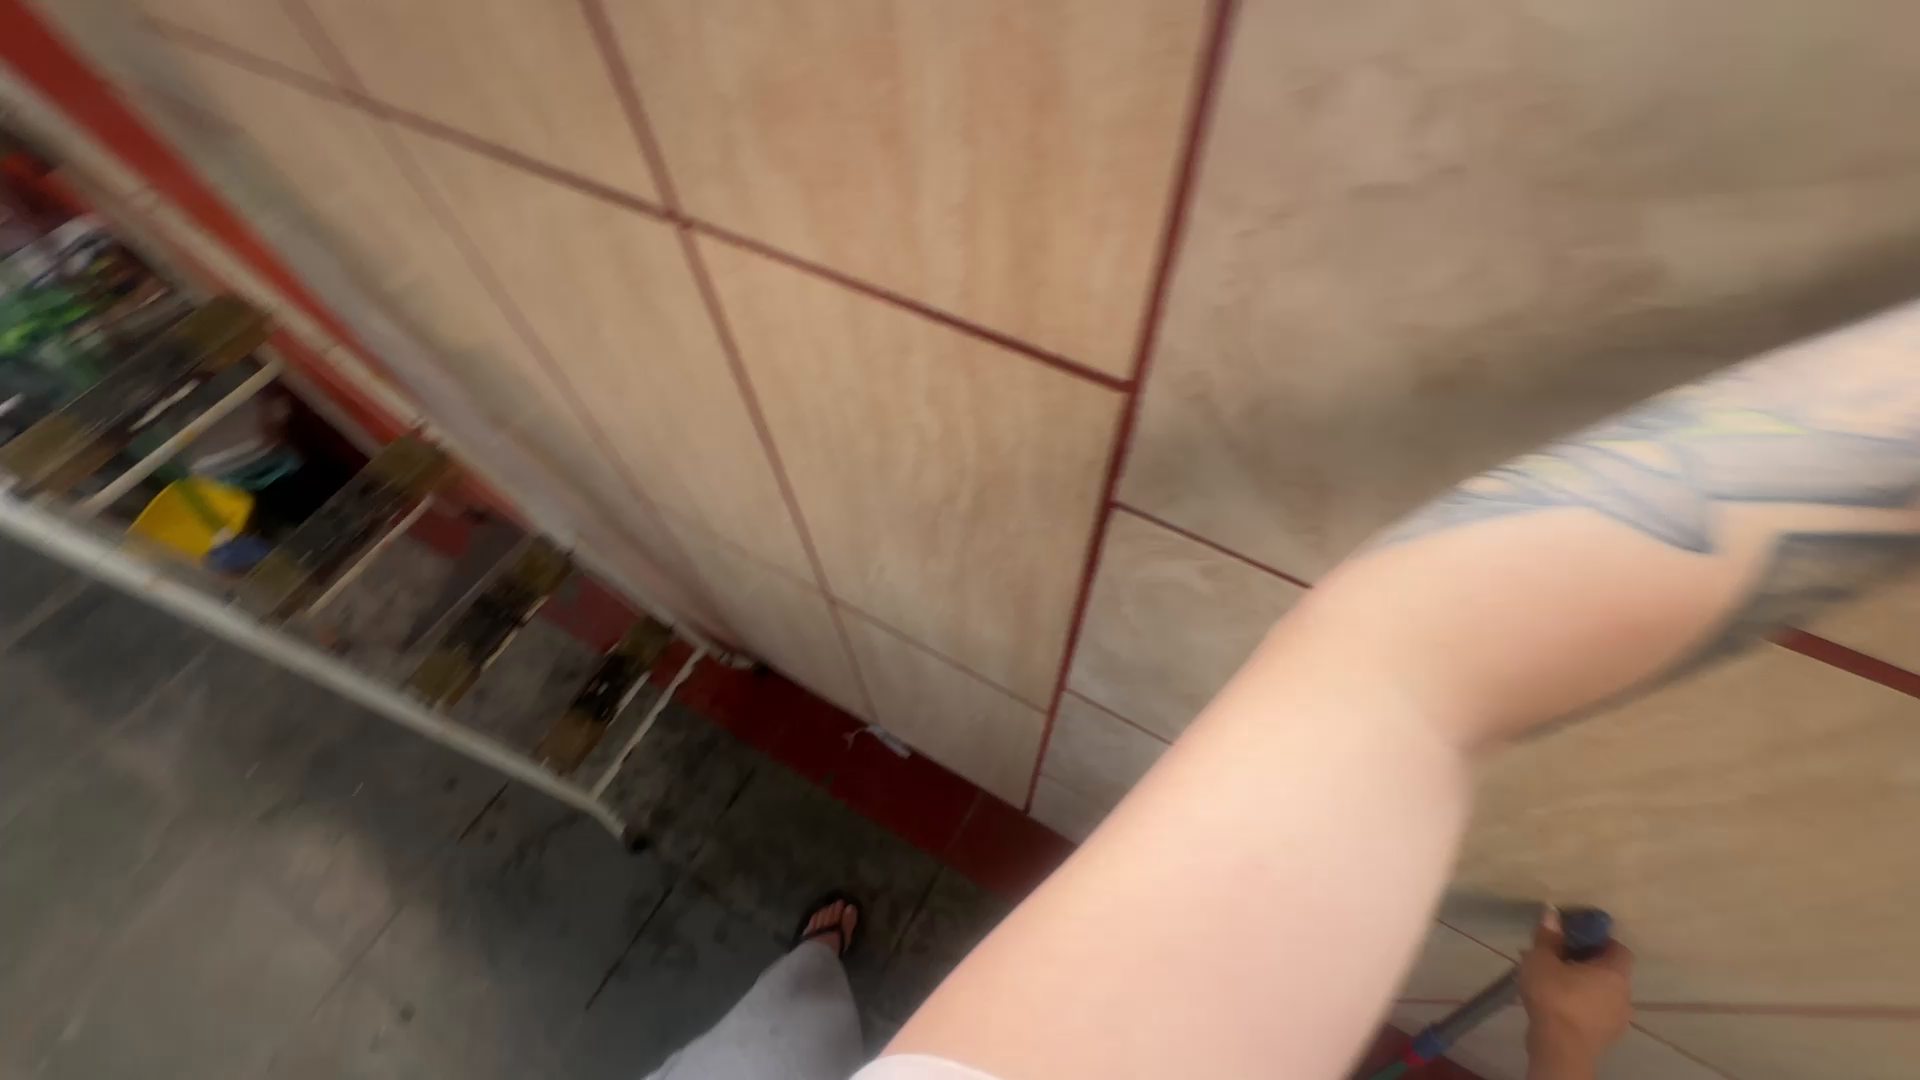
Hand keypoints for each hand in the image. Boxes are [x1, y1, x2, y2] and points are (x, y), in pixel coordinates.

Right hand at [1520, 910, 1633, 1079]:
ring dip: (1583, 983)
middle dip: (1586, 961)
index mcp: (1614, 974)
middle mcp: (1624, 996)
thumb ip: (1549, 936)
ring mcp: (1618, 1019)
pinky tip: (1556, 1001)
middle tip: (1557, 955)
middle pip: (1610, 972)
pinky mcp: (1606, 1035)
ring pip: (1603, 992)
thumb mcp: (1542, 959)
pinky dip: (1581, 1002)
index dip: (1600, 940)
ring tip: (1552, 978)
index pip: (1619, 950)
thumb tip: (1552, 911)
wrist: (1560, 1045)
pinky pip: (1596, 1010)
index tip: (1576, 935)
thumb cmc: (1554, 994)